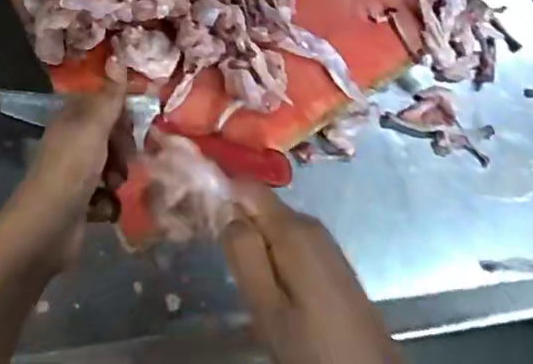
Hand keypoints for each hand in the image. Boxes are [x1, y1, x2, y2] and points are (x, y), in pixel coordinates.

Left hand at [0, 83, 133, 271]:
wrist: (46, 229)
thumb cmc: (71, 170)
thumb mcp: (93, 128)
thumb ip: (109, 97)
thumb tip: (117, 56)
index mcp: (71, 119)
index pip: (102, 103)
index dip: (122, 112)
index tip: (140, 123)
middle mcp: (71, 142)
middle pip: (109, 135)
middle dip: (123, 147)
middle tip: (129, 159)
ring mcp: (74, 174)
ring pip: (110, 166)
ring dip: (118, 176)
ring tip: (115, 186)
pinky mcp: (80, 204)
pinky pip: (105, 196)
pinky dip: (108, 203)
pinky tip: (104, 209)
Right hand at [222, 181, 397, 363]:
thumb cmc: (316, 348)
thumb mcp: (269, 308)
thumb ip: (244, 255)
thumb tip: (224, 208)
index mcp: (292, 229)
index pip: (247, 185)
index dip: (222, 193)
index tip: (202, 217)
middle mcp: (309, 223)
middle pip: (261, 204)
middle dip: (239, 224)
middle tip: (223, 259)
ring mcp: (323, 241)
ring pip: (274, 224)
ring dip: (256, 241)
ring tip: (245, 276)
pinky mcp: (330, 259)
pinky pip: (290, 240)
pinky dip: (274, 253)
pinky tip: (272, 285)